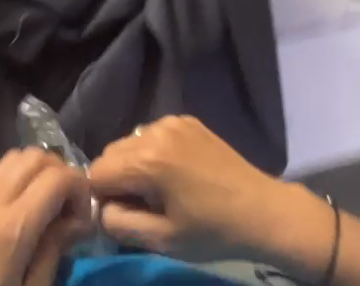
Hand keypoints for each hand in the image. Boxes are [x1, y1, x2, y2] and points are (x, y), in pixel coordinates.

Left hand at [0, 149, 92, 285]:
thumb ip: (54, 250)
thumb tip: (80, 218)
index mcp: (11, 229)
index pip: (56, 177)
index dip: (80, 187)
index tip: (86, 216)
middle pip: (35, 156)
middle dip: (62, 172)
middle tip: (72, 208)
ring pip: (16, 156)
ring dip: (41, 170)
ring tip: (52, 206)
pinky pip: (0, 172)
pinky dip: (22, 177)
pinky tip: (30, 208)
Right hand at [88, 115, 308, 253]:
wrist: (262, 210)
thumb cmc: (212, 231)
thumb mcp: (162, 239)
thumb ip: (119, 223)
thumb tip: (100, 208)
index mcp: (147, 160)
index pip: (97, 171)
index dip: (101, 197)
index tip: (122, 214)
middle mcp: (155, 131)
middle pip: (111, 152)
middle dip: (116, 178)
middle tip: (141, 205)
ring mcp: (172, 121)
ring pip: (131, 141)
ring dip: (134, 164)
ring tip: (160, 189)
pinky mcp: (187, 120)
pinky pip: (153, 134)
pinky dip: (154, 152)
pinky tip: (176, 173)